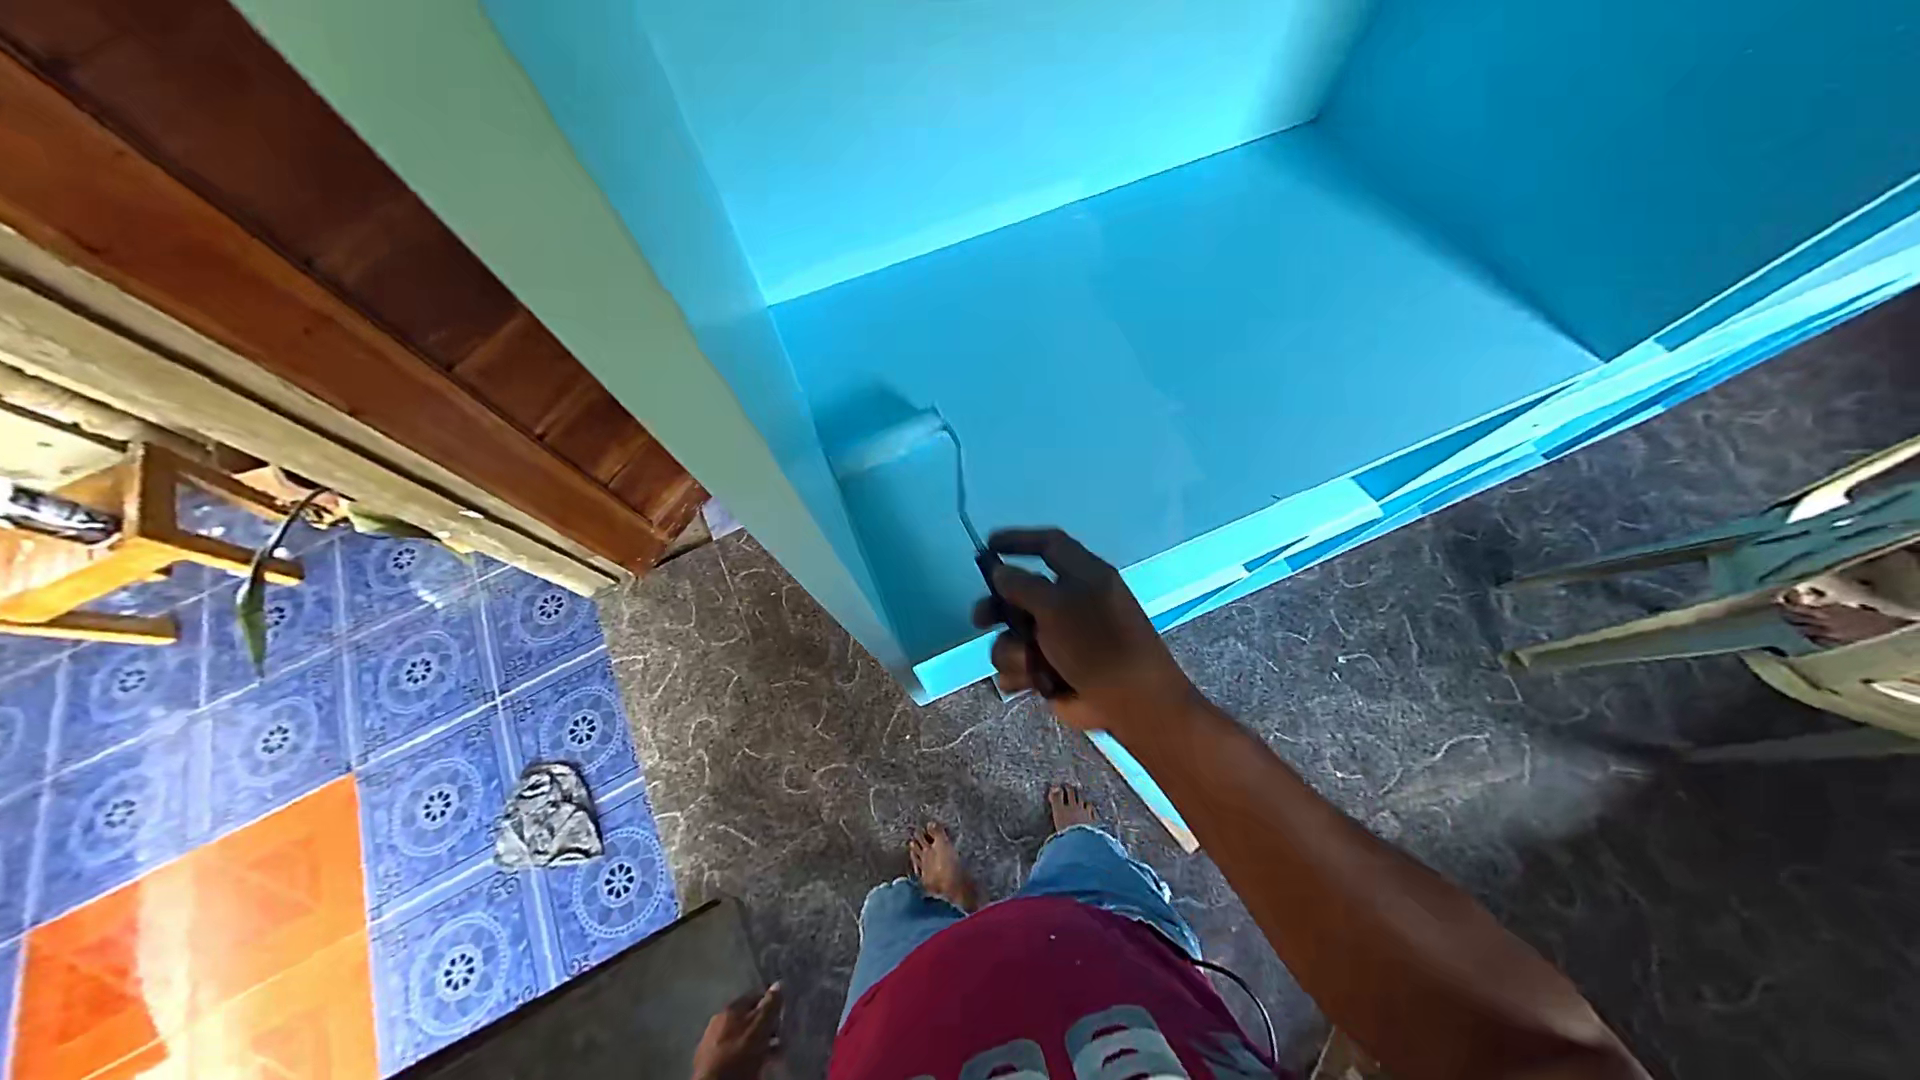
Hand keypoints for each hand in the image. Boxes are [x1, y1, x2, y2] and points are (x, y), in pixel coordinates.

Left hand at [690, 984, 781, 1079]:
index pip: (757, 996)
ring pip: (742, 1034)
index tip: (782, 1016)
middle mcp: (719, 1018)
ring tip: (770, 1052)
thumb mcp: (760, 1029)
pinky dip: (745, 1052)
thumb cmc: (739, 1054)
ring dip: (757, 1040)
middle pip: (749, 1016)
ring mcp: (712, 1039)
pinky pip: (734, 1049)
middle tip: (778, 1036)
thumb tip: (778, 984)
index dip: (772, 1004)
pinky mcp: (709, 1058)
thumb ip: (770, 1006)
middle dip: (765, 1025)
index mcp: (731, 1007)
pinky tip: (754, 1061)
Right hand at [972, 527, 1198, 737]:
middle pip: (1021, 594)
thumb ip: (1022, 585)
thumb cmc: (1097, 643)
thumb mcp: (1057, 606)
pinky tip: (1028, 683)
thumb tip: (1000, 571)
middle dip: (997, 608)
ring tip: (1028, 664)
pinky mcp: (1053, 668)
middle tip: (980, 620)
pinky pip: (1021, 664)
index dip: (1019, 541)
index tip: (989, 545)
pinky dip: (1021, 673)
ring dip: (1013, 650)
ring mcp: (1061, 638)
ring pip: (1014, 634)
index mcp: (1083, 576)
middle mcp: (1070, 603)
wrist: (1130, 701)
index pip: (1049, 546)